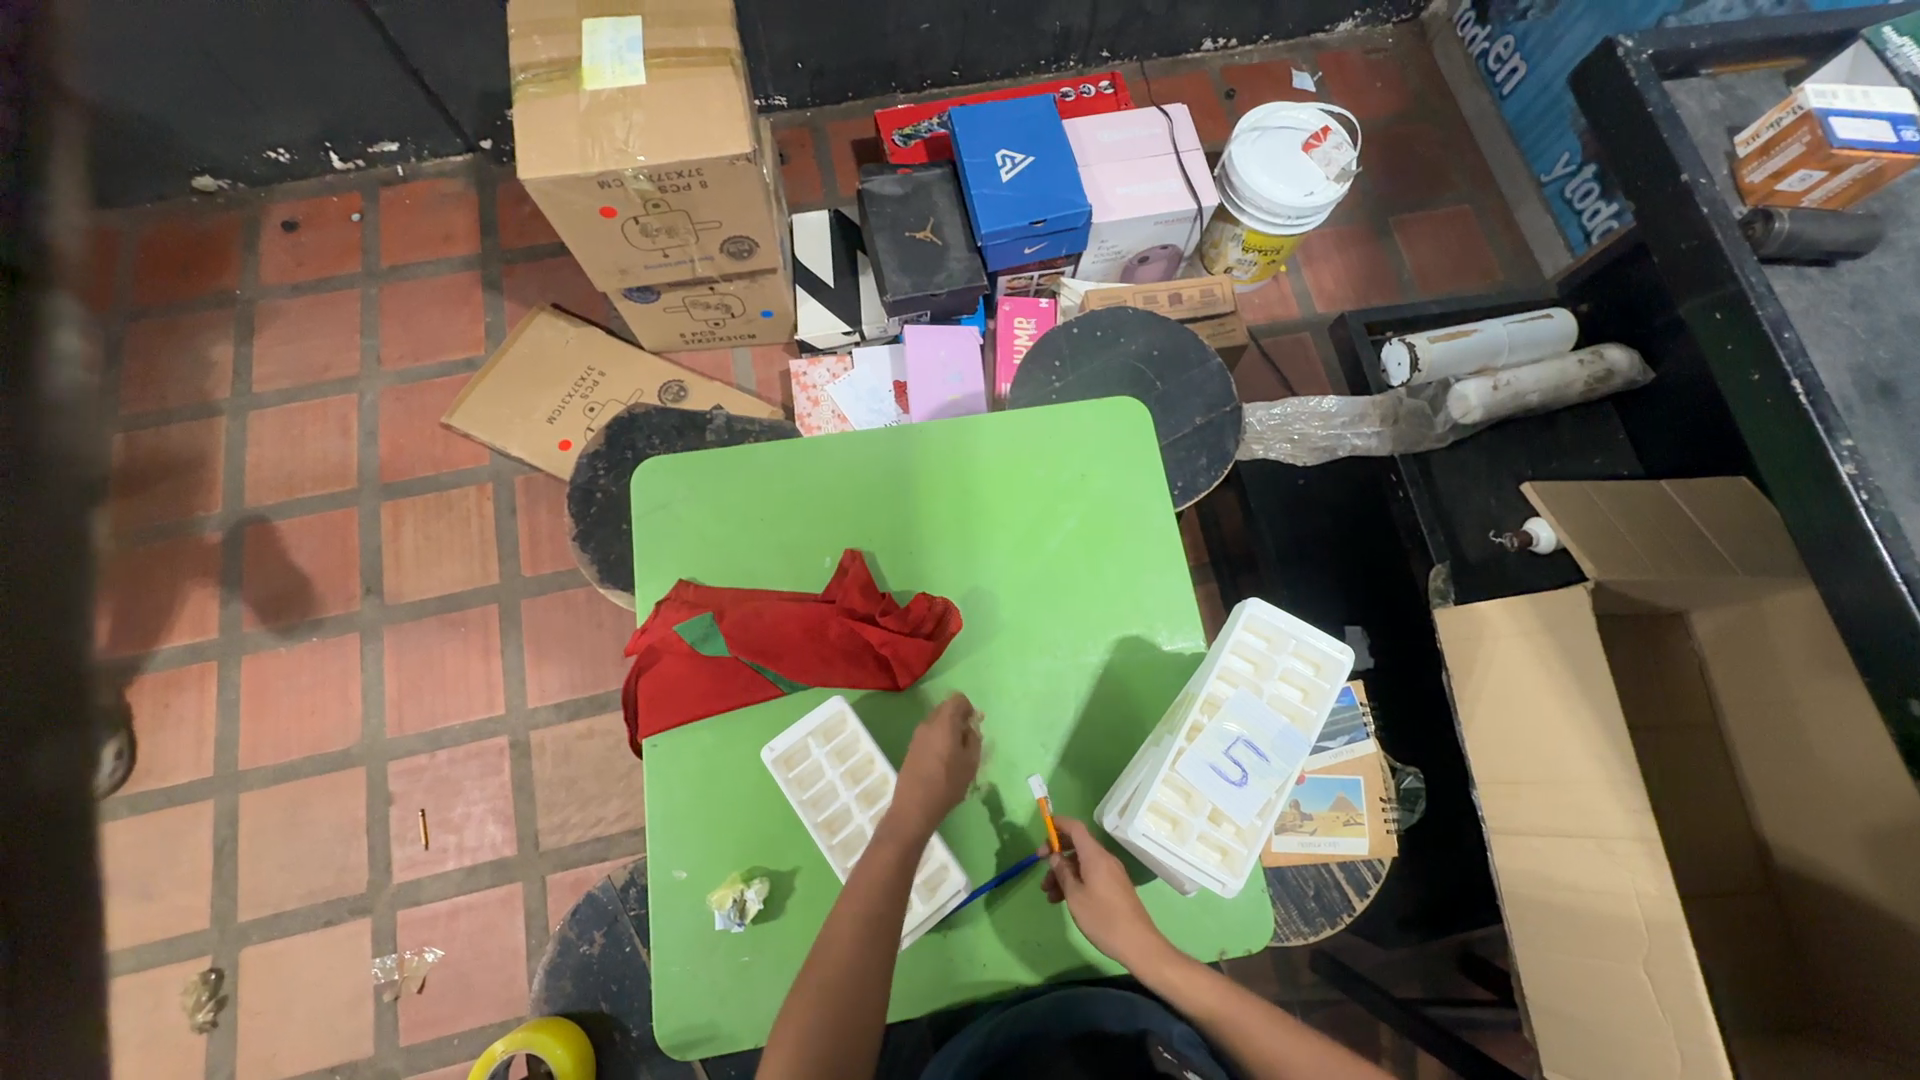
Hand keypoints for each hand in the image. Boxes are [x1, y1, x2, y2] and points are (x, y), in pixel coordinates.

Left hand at [887, 693, 981, 841]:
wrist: (915, 806)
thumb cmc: (948, 783)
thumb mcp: (970, 762)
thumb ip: (973, 740)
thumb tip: (970, 729)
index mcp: (944, 723)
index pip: (957, 699)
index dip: (968, 709)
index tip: (974, 726)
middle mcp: (928, 724)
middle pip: (945, 709)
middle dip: (959, 719)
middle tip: (968, 740)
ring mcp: (917, 736)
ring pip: (936, 723)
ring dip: (948, 731)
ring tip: (957, 754)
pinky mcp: (911, 748)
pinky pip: (929, 735)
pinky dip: (938, 740)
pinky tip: (943, 762)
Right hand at [1042, 817, 1173, 972]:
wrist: (1138, 944)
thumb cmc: (1103, 918)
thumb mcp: (1075, 896)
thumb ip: (1063, 872)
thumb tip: (1055, 856)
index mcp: (1095, 855)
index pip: (1075, 827)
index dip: (1058, 824)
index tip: (1042, 830)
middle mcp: (1104, 859)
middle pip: (1077, 845)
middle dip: (1056, 853)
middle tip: (1039, 865)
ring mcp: (1111, 873)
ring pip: (1081, 863)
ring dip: (1063, 873)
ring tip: (1048, 894)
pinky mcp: (1114, 887)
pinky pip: (1090, 875)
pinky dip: (1075, 881)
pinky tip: (1063, 899)